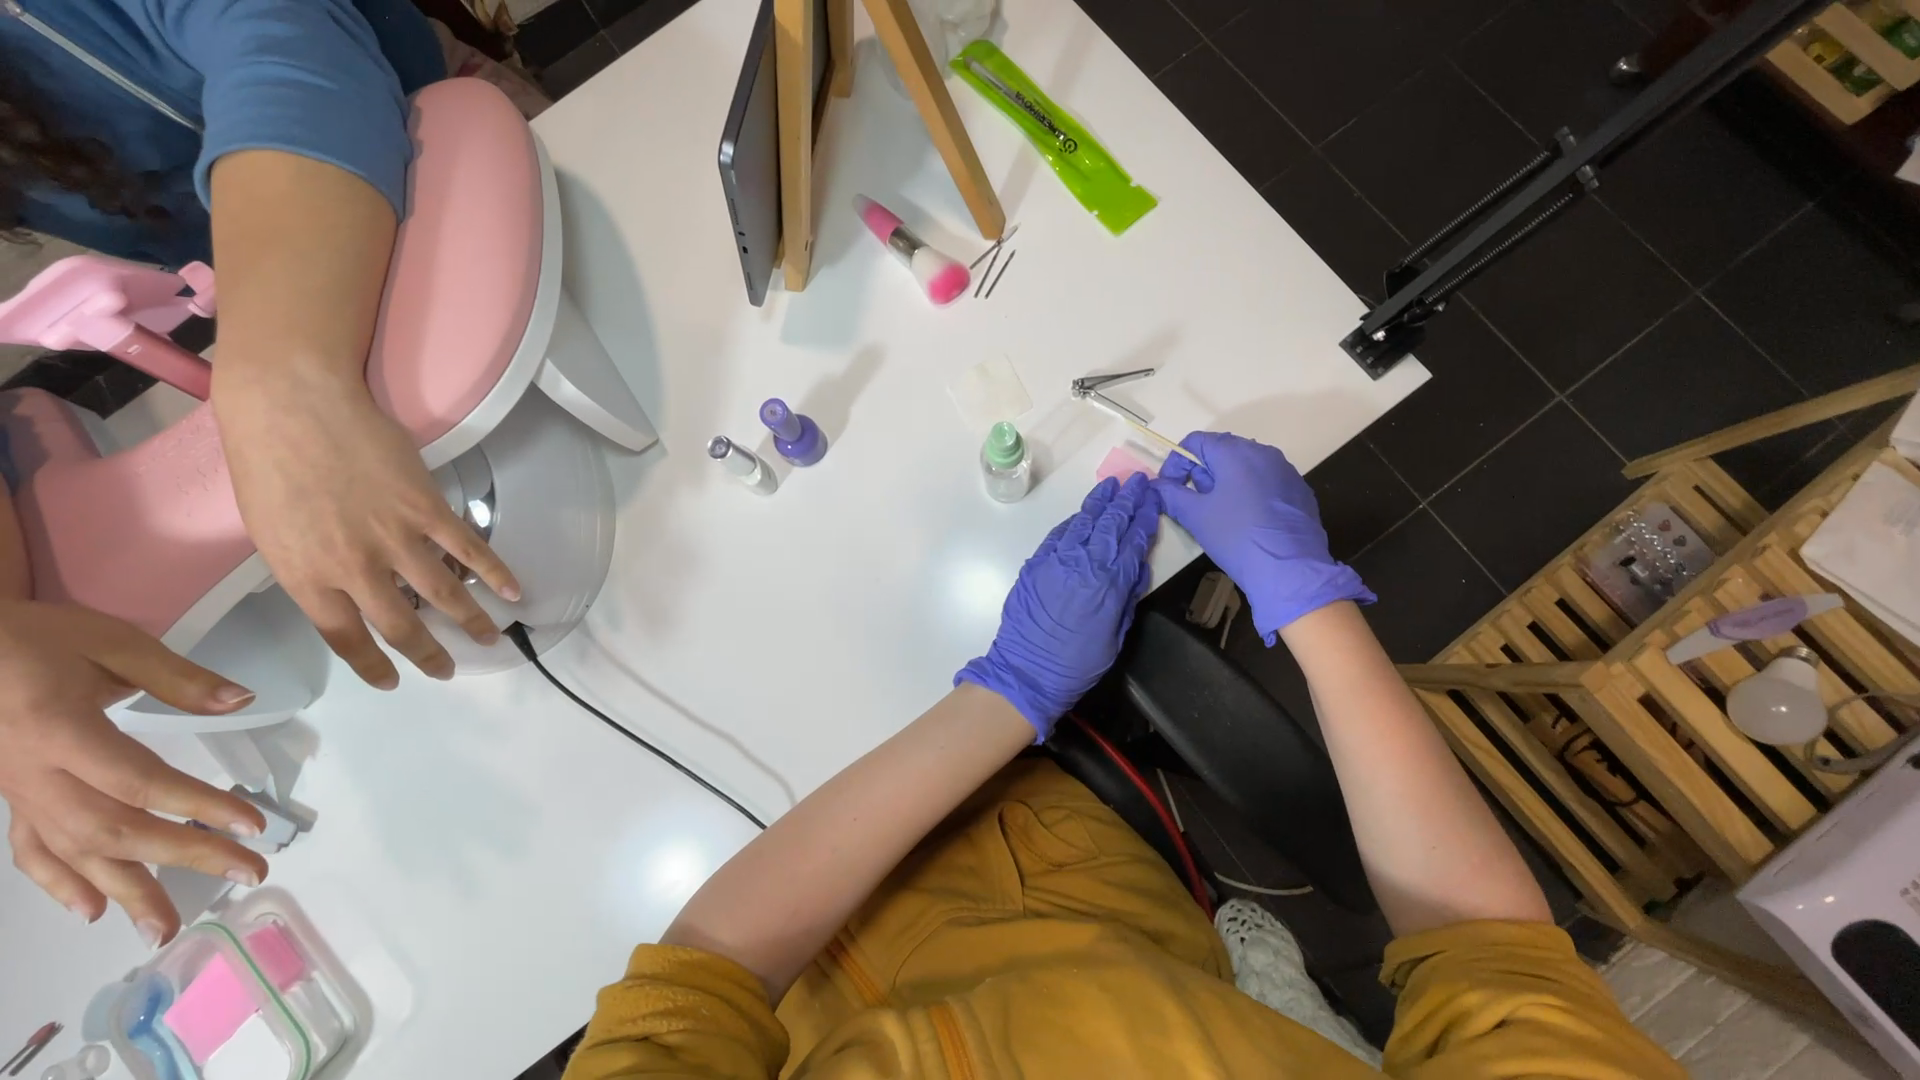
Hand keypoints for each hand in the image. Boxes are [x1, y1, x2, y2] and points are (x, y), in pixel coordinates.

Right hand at [0, 600, 269, 944]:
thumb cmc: (32, 638)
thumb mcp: (110, 642)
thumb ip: (177, 676)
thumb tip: (242, 700)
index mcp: (62, 734)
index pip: (141, 782)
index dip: (198, 807)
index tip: (253, 826)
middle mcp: (35, 776)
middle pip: (114, 828)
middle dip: (185, 856)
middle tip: (248, 873)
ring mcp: (15, 793)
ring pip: (74, 851)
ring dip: (125, 890)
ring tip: (167, 927)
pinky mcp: (7, 796)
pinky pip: (32, 849)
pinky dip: (61, 881)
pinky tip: (91, 908)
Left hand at [215, 372, 520, 688]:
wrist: (295, 407)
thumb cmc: (269, 464)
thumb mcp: (272, 532)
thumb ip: (311, 568)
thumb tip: (353, 589)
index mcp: (305, 576)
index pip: (345, 638)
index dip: (372, 665)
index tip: (392, 682)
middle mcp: (354, 567)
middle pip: (401, 626)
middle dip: (428, 655)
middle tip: (447, 671)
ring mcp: (396, 538)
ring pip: (442, 595)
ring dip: (471, 622)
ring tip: (489, 639)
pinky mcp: (428, 510)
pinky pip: (468, 550)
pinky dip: (495, 574)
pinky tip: (513, 591)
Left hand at [957, 473, 1161, 740]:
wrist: (1027, 669)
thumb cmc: (1078, 663)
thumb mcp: (1116, 635)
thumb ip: (1128, 598)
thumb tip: (1138, 567)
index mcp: (1112, 582)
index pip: (1134, 540)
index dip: (1146, 517)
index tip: (1154, 499)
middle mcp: (1086, 563)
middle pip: (1111, 523)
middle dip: (1127, 500)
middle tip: (1138, 481)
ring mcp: (1058, 559)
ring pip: (1084, 521)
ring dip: (1100, 502)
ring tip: (1112, 486)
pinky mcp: (1036, 562)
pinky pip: (1060, 534)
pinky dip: (1075, 521)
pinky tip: (1084, 513)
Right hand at [1152, 432, 1373, 642]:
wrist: (1290, 569)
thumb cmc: (1236, 536)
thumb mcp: (1195, 516)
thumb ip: (1171, 494)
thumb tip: (1157, 485)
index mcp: (1235, 452)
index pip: (1196, 441)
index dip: (1176, 462)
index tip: (1170, 488)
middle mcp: (1263, 452)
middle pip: (1222, 451)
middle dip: (1201, 473)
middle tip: (1194, 503)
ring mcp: (1285, 470)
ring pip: (1245, 466)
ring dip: (1225, 482)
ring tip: (1220, 513)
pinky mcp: (1298, 490)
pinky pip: (1266, 482)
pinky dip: (1249, 492)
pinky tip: (1247, 520)